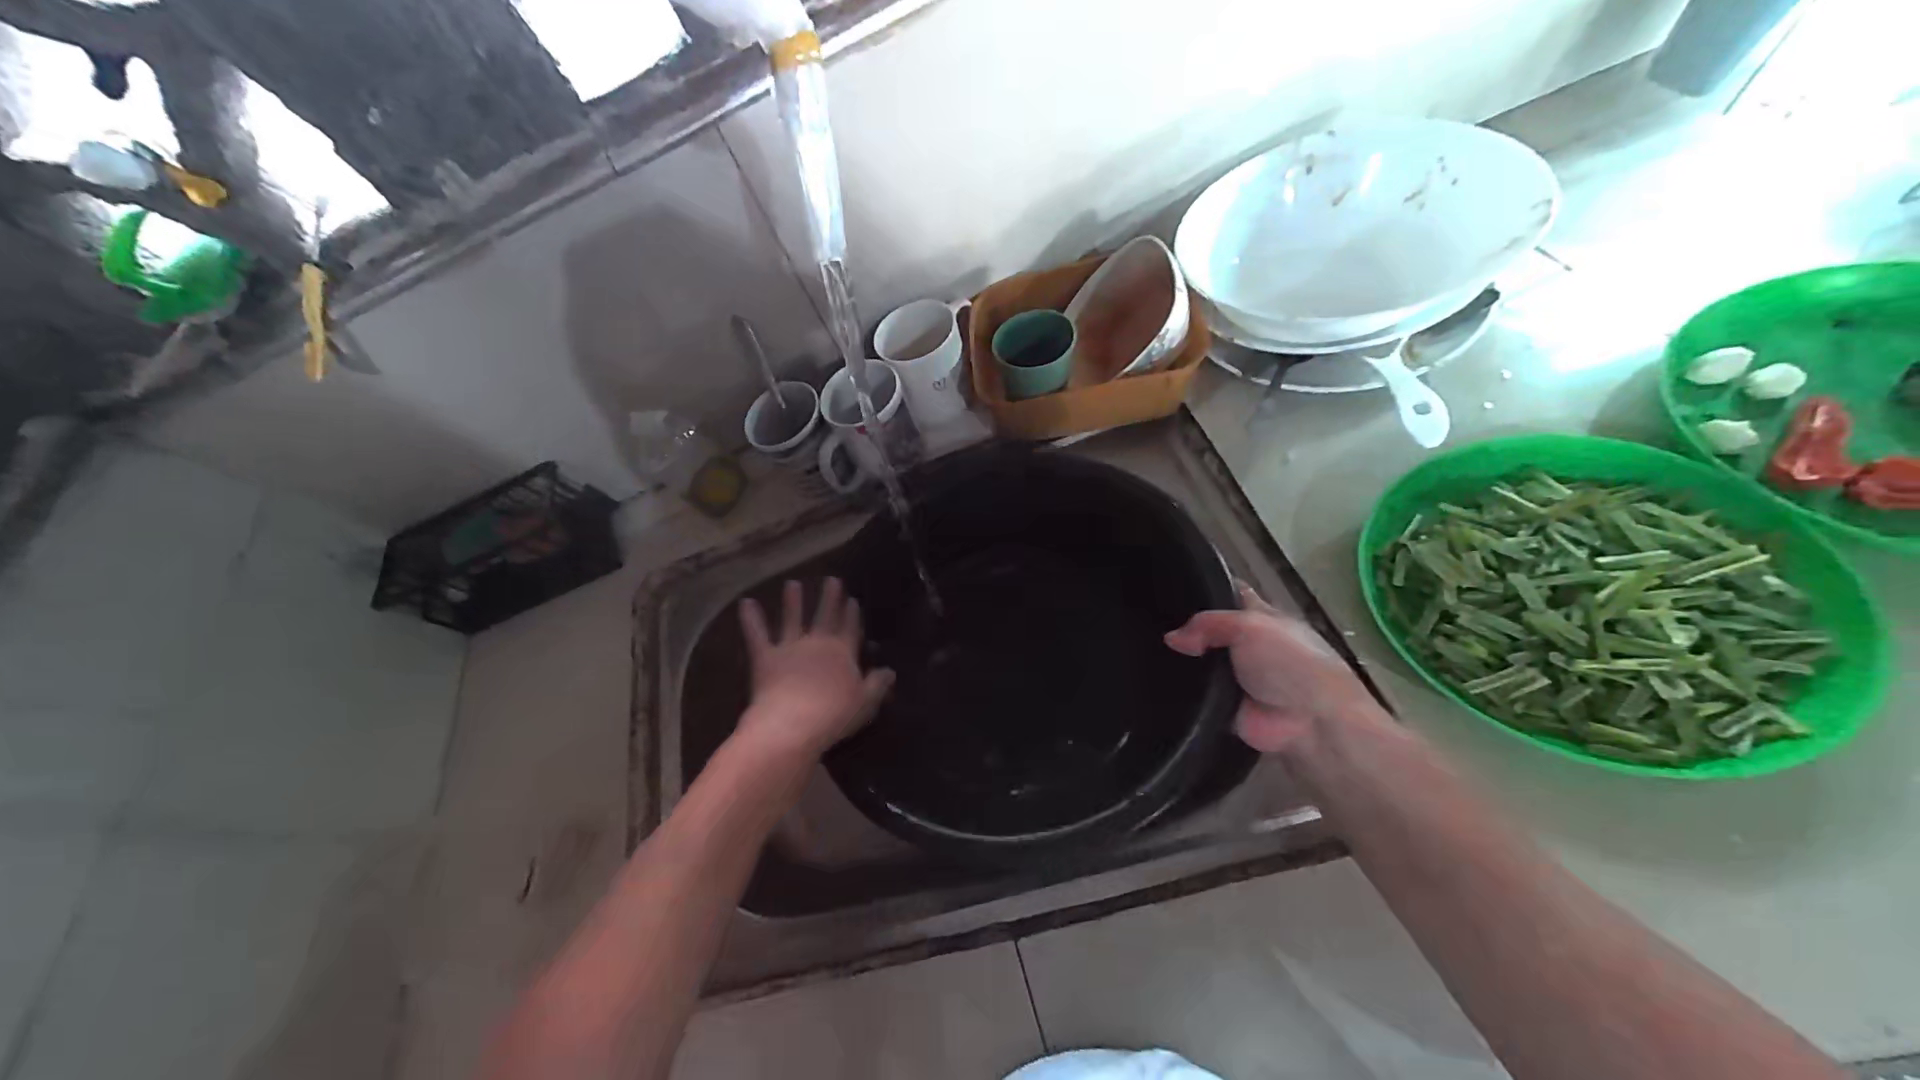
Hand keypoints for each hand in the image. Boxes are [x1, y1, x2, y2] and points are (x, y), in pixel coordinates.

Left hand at [737, 578, 893, 758]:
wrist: (793, 724)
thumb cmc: (835, 715)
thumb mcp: (866, 702)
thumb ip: (878, 684)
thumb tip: (890, 670)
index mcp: (843, 652)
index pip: (850, 628)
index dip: (852, 614)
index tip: (853, 599)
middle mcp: (817, 643)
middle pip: (825, 615)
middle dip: (830, 597)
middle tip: (831, 579)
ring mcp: (790, 648)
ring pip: (792, 619)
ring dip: (792, 601)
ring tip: (792, 583)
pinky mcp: (765, 657)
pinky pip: (756, 635)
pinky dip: (751, 619)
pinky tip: (746, 603)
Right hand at [1164, 583, 1378, 751]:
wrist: (1312, 723)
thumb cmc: (1290, 662)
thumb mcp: (1250, 626)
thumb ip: (1208, 624)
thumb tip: (1172, 639)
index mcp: (1263, 618)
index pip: (1230, 594)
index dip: (1204, 588)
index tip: (1168, 585)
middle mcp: (1250, 645)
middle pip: (1209, 631)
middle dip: (1184, 629)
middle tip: (1147, 624)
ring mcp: (1238, 678)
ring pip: (1200, 664)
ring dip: (1182, 663)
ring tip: (1145, 655)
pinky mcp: (1227, 707)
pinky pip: (1198, 695)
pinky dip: (1183, 693)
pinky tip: (1157, 685)